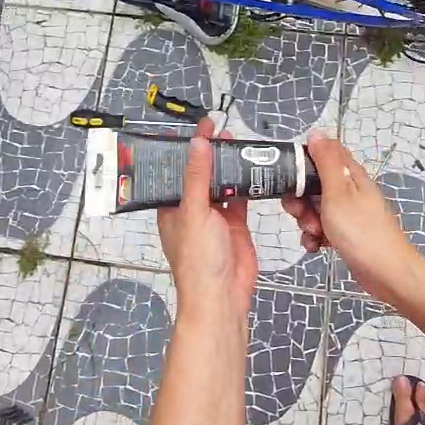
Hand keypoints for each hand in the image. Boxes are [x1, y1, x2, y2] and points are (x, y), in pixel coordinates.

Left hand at [156, 117, 257, 316]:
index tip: (199, 126)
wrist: (223, 297)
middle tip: (220, 129)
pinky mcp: (234, 223)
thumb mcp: (194, 213)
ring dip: (227, 165)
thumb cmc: (199, 259)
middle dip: (209, 153)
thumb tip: (198, 142)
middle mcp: (191, 209)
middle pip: (200, 174)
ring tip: (235, 141)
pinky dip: (245, 182)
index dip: (185, 148)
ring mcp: (214, 216)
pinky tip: (252, 165)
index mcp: (172, 207)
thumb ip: (198, 177)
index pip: (176, 170)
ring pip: (220, 183)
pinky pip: (239, 197)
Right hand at [281, 133, 420, 300]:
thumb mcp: (339, 192)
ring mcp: (348, 213)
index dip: (302, 165)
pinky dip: (315, 237)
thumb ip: (326, 161)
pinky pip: (322, 228)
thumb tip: (316, 132)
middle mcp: (349, 190)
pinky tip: (316, 247)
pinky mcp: (346, 233)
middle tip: (302, 214)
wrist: (387, 274)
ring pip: (315, 208)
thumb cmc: (361, 230)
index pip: (321, 155)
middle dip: (301, 200)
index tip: (292, 181)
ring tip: (315, 234)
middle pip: (313, 185)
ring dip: (307, 221)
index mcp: (349, 174)